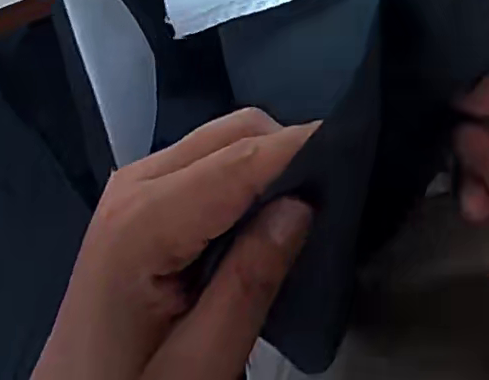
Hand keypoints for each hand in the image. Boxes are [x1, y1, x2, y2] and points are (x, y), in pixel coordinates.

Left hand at [34, 108, 317, 379]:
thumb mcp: (196, 370)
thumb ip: (249, 283)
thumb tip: (302, 204)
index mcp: (141, 223)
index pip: (238, 162)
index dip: (299, 147)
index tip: (353, 146)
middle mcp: (135, 182)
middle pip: (232, 132)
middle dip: (287, 149)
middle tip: (331, 192)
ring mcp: (136, 181)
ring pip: (224, 136)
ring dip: (269, 158)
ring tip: (304, 203)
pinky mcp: (144, 191)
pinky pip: (210, 156)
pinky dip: (248, 169)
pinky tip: (264, 210)